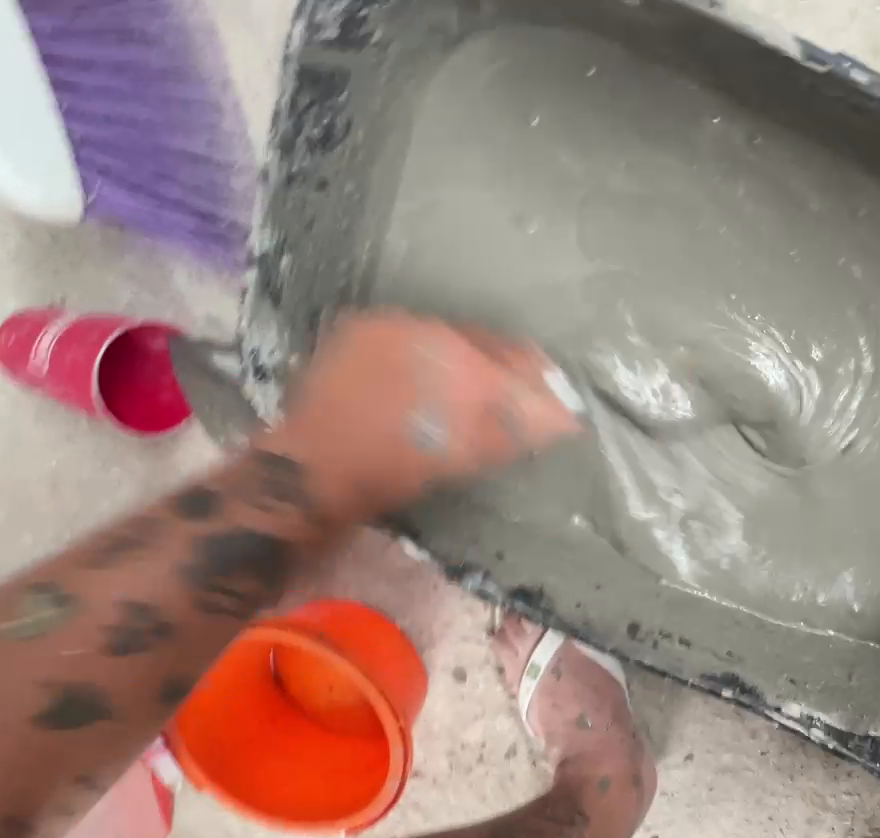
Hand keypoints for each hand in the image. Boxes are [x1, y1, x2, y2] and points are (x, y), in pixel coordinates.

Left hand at [265, 312, 583, 521]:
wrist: (314, 469)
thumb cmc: (395, 471)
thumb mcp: (467, 455)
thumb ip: (520, 429)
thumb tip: (566, 418)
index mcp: (462, 362)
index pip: (519, 359)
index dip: (542, 377)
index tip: (556, 395)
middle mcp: (431, 330)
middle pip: (487, 342)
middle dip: (508, 365)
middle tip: (520, 390)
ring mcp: (393, 325)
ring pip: (448, 335)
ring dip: (468, 356)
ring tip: (472, 385)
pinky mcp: (362, 328)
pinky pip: (411, 333)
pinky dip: (427, 352)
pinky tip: (427, 376)